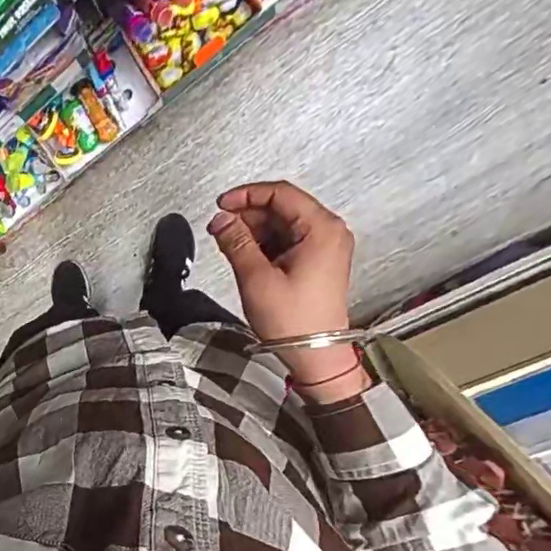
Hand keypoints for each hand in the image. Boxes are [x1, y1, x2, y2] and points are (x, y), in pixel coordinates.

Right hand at [208, 181, 369, 403]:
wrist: (316, 356)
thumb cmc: (295, 323)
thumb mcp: (257, 279)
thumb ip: (236, 242)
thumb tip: (221, 220)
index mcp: (322, 229)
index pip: (280, 193)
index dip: (246, 195)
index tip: (222, 204)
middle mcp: (330, 233)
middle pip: (282, 208)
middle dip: (248, 216)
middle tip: (221, 228)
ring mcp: (326, 248)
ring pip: (284, 225)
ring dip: (255, 231)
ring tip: (230, 246)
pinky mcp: (319, 263)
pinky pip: (289, 241)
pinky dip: (266, 245)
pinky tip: (247, 257)